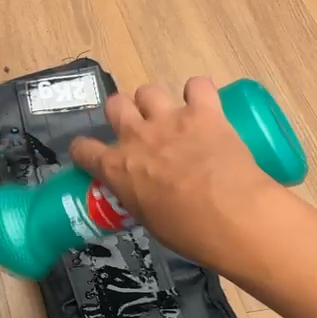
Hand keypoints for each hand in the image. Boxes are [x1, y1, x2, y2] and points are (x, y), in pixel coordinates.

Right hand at [70, 77, 286, 270]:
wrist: (233, 218)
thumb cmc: (189, 232)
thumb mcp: (148, 219)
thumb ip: (138, 196)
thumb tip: (144, 193)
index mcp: (117, 167)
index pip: (84, 149)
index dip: (86, 150)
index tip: (93, 154)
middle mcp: (136, 136)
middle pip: (115, 104)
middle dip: (124, 113)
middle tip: (140, 129)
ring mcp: (169, 120)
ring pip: (149, 90)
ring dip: (156, 103)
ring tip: (172, 117)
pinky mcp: (204, 112)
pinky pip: (197, 85)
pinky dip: (200, 92)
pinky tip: (205, 104)